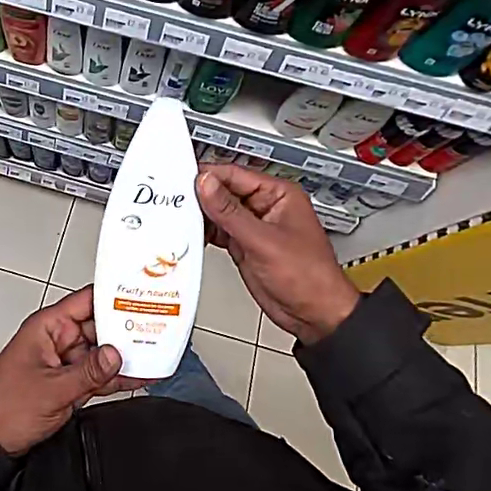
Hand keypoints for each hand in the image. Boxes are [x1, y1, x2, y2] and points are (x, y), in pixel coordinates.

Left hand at [0, 286, 148, 455]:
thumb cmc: (1, 408)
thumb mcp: (50, 389)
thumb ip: (87, 371)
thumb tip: (115, 354)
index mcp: (48, 327)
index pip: (87, 301)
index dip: (113, 296)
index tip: (138, 295)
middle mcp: (58, 339)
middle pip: (100, 326)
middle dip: (126, 328)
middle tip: (156, 328)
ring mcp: (65, 361)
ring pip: (103, 351)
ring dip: (125, 355)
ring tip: (155, 352)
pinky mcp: (69, 382)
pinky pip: (99, 373)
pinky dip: (117, 376)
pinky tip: (139, 375)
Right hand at [197, 165, 360, 346]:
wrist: (315, 316)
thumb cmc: (310, 277)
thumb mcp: (263, 240)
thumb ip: (230, 212)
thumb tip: (207, 184)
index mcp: (278, 195)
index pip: (235, 175)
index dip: (208, 176)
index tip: (182, 180)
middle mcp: (265, 207)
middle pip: (224, 192)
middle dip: (201, 197)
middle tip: (175, 200)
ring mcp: (253, 227)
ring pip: (219, 212)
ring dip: (201, 216)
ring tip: (181, 219)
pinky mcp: (244, 246)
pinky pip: (219, 232)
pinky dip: (205, 234)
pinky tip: (193, 236)